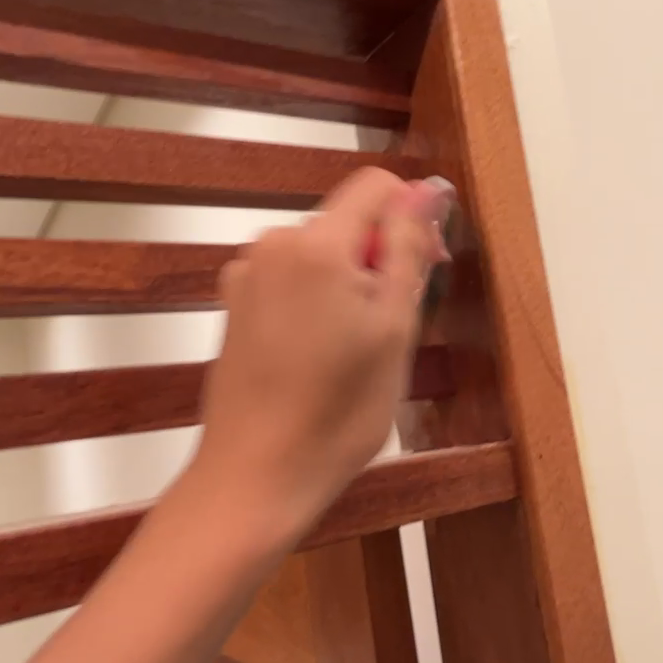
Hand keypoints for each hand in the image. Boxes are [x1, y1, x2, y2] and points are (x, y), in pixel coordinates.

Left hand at [191, 168, 452, 536]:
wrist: (256, 476)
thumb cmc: (339, 410)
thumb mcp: (394, 326)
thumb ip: (409, 246)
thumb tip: (428, 188)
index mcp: (316, 243)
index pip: (376, 186)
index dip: (412, 218)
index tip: (425, 270)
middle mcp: (272, 245)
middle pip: (347, 221)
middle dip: (380, 257)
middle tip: (396, 324)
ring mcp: (246, 276)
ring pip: (322, 254)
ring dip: (350, 284)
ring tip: (358, 349)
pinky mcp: (234, 305)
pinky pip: (293, 280)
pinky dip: (317, 301)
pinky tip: (322, 354)